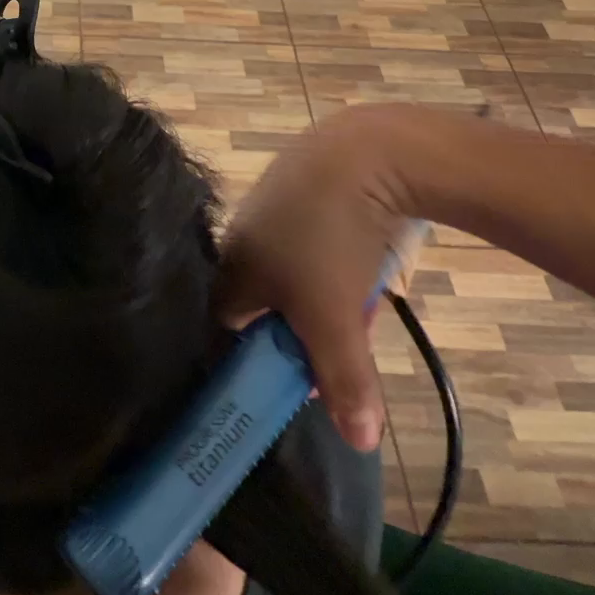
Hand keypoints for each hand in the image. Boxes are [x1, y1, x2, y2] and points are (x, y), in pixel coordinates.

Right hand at [219, 105, 429, 451]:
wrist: (369, 150)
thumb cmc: (329, 237)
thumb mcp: (336, 318)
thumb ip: (344, 381)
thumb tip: (361, 444)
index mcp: (231, 268)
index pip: (225, 326)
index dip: (254, 358)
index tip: (289, 380)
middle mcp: (241, 238)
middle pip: (260, 303)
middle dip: (298, 332)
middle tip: (334, 350)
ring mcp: (273, 209)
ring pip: (292, 273)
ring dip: (323, 300)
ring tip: (359, 309)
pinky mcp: (307, 190)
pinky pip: (312, 243)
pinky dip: (336, 264)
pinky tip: (365, 267)